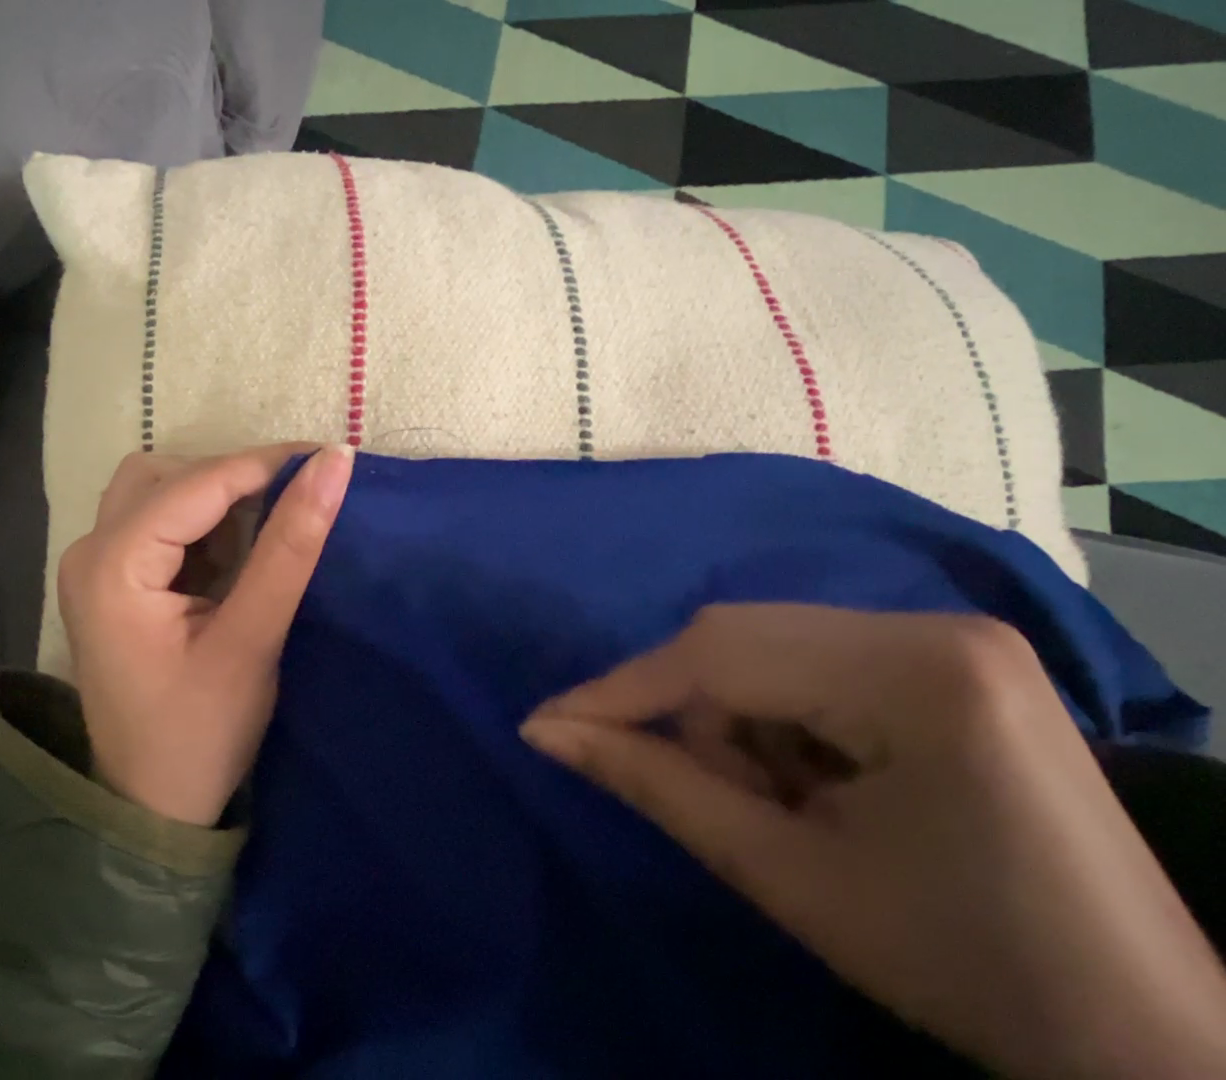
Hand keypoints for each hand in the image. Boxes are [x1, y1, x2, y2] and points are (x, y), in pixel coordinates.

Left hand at [58, 445, 353, 826]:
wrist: (150, 808)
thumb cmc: (200, 735)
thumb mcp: (251, 641)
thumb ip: (289, 548)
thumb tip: (334, 464)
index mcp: (112, 566)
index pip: (195, 484)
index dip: (264, 464)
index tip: (329, 459)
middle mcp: (89, 553)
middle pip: (162, 477)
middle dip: (232, 481)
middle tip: (295, 504)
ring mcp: (92, 570)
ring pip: (155, 495)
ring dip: (213, 502)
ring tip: (265, 535)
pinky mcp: (109, 587)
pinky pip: (154, 528)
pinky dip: (198, 528)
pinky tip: (234, 559)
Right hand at [521, 605, 1225, 1079]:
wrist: (1146, 1035)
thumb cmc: (961, 962)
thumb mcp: (786, 874)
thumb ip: (656, 786)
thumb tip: (547, 734)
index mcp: (918, 673)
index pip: (720, 654)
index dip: (618, 692)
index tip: (540, 727)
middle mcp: (939, 626)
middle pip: (744, 639)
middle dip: (692, 716)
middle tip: (697, 796)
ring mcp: (956, 639)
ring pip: (773, 651)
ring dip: (739, 723)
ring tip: (777, 808)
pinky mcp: (958, 665)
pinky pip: (818, 667)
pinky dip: (785, 722)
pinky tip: (819, 787)